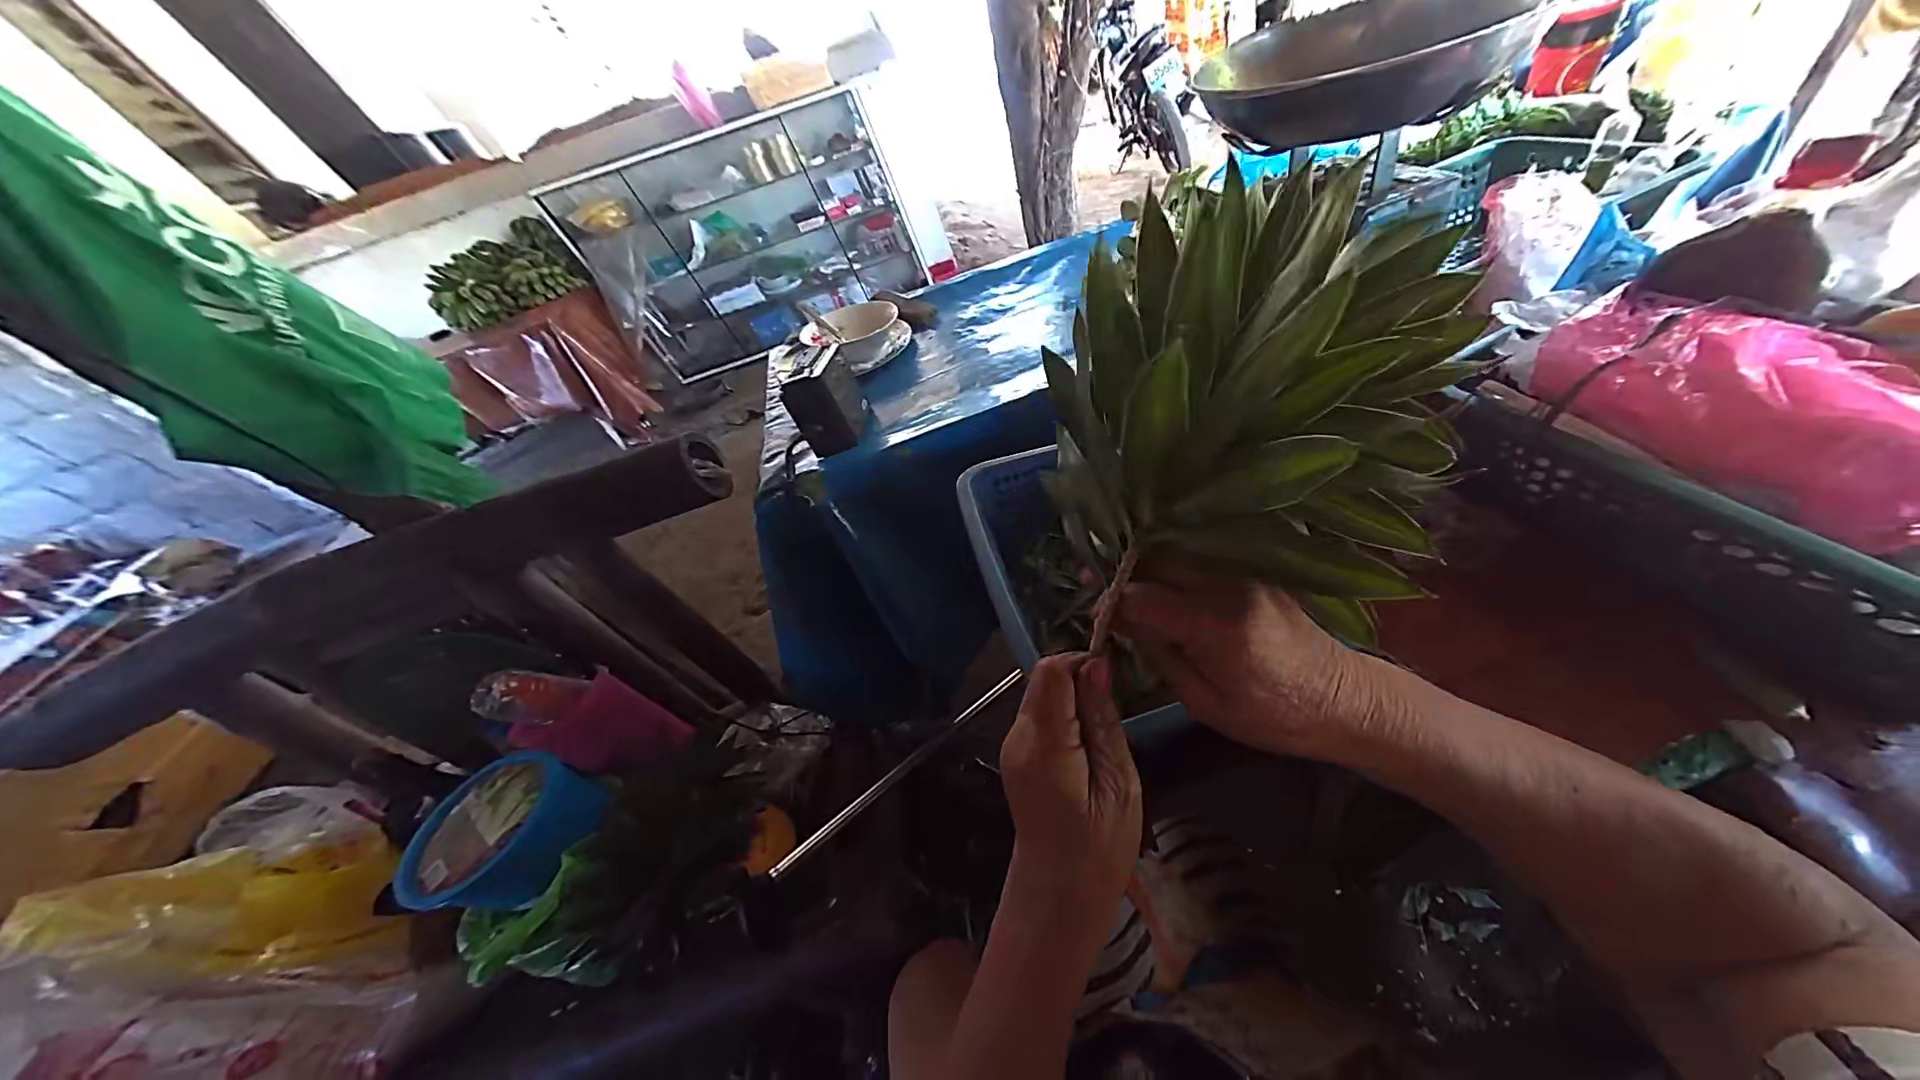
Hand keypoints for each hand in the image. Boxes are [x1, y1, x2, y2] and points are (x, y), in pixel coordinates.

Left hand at [999, 653, 1142, 905]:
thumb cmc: (1100, 848)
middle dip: (1077, 677)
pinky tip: (1085, 742)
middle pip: (1041, 679)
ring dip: (1070, 696)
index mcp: (1045, 744)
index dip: (1081, 662)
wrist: (1058, 893)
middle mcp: (1018, 737)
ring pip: (1038, 694)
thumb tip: (1097, 665)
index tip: (1112, 678)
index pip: (1051, 672)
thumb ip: (1103, 720)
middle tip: (1114, 705)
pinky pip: (1037, 716)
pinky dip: (1061, 714)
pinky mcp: (1014, 756)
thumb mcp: (1119, 783)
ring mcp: (1011, 747)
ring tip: (1103, 727)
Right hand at [1118, 563, 1399, 758]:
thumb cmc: (1274, 717)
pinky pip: (1199, 559)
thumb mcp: (1205, 701)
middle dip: (1122, 571)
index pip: (1144, 596)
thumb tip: (1121, 622)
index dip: (1112, 602)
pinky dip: (1170, 566)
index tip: (1095, 616)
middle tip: (1091, 582)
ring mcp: (1245, 573)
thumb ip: (1160, 655)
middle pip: (1158, 561)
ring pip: (1177, 553)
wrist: (1345, 700)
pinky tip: (1156, 581)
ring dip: (1144, 564)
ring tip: (1118, 580)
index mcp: (1217, 626)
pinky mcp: (1254, 572)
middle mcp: (1229, 586)